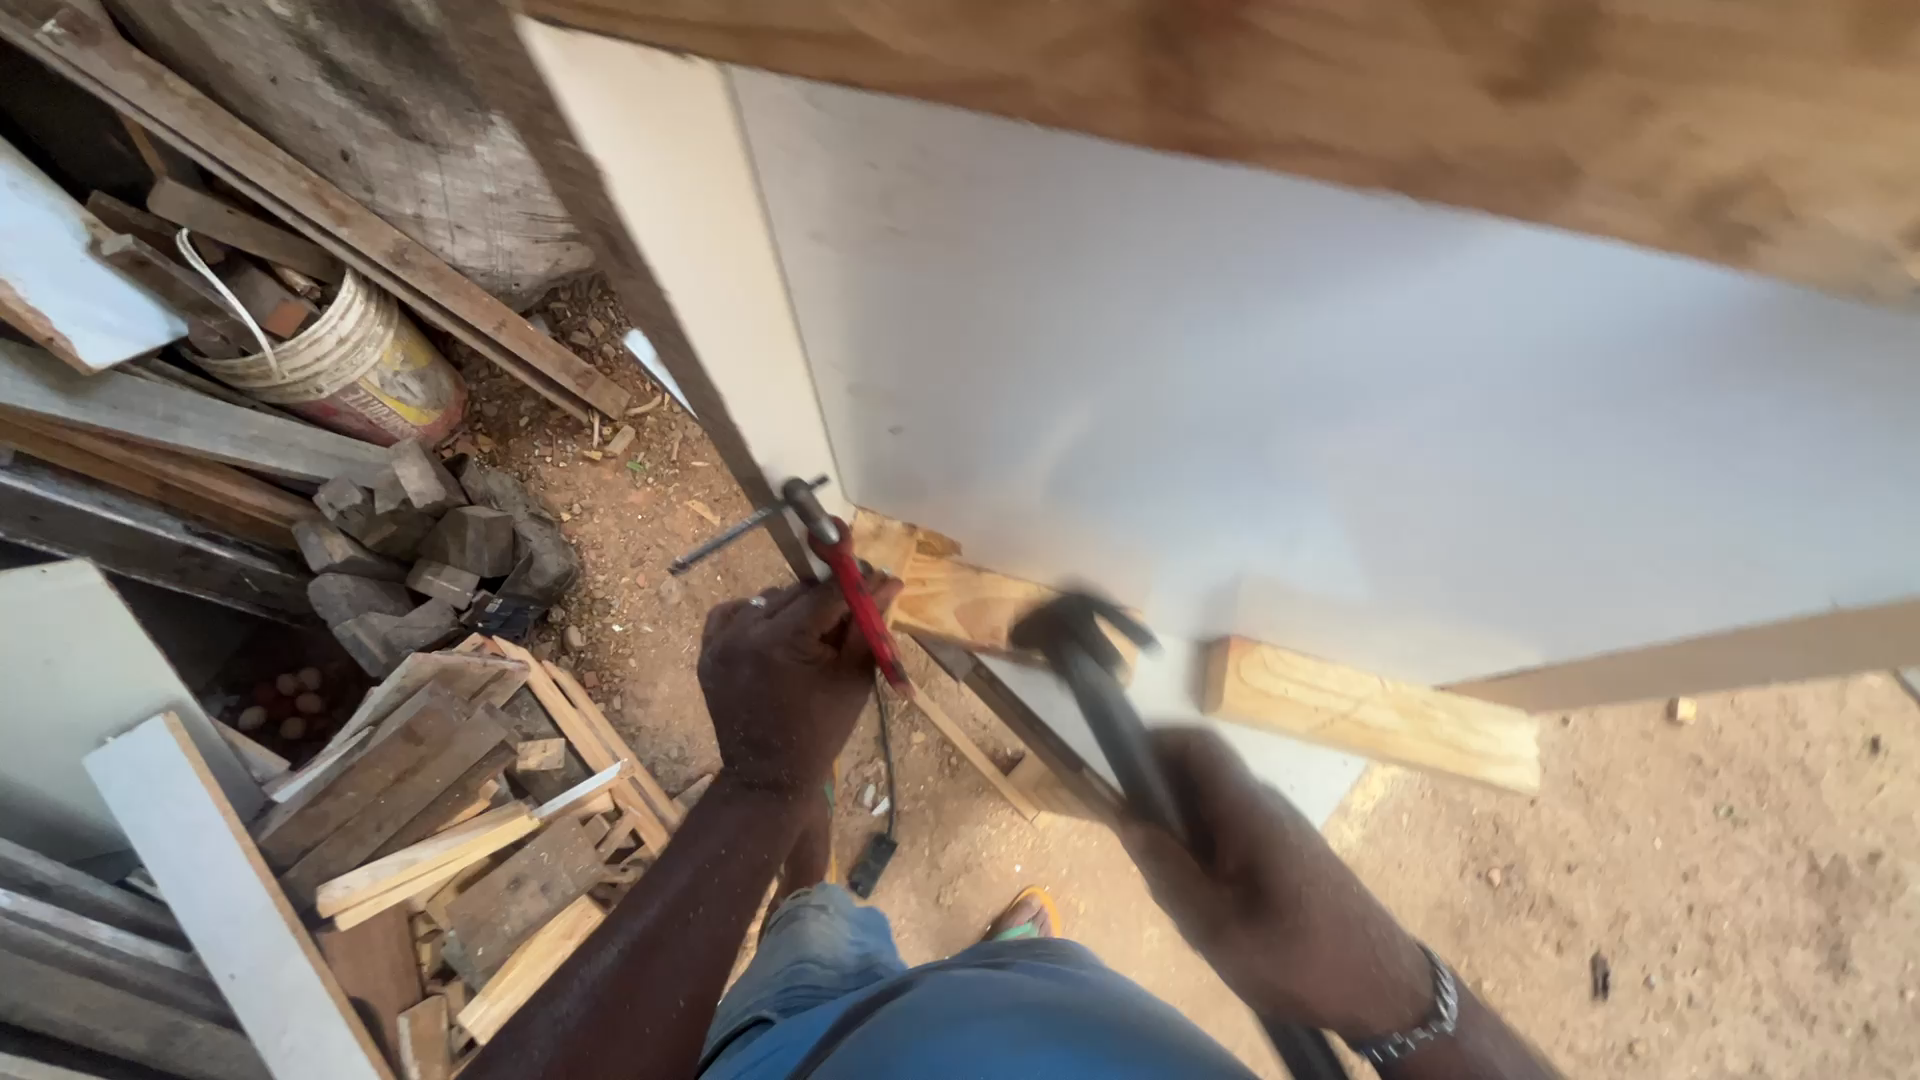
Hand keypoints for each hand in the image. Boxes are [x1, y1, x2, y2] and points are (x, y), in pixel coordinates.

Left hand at [697, 572, 902, 796]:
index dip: (855, 582)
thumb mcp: (854, 676)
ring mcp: (719, 642)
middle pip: (797, 592)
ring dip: (794, 607)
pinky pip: (735, 612)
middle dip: (827, 598)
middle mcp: (744, 633)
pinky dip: (758, 615)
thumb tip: (890, 581)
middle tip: (849, 612)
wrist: (770, 774)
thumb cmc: (822, 729)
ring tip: (813, 632)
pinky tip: (776, 632)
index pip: (826, 592)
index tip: (877, 575)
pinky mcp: (707, 652)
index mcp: (781, 641)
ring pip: (768, 599)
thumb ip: (869, 624)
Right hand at [1119, 728, 1433, 1039]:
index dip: (1156, 740)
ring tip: (1184, 899)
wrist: (1390, 995)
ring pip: (1213, 812)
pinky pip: (1234, 834)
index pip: (1198, 744)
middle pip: (1198, 779)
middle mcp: (1265, 807)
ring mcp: (1281, 829)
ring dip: (1185, 839)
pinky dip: (1209, 854)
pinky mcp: (1291, 853)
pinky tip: (1214, 908)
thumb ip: (1168, 871)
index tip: (1121, 767)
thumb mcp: (1218, 928)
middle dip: (1162, 807)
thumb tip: (1128, 821)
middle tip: (1148, 859)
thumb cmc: (1300, 959)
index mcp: (1248, 811)